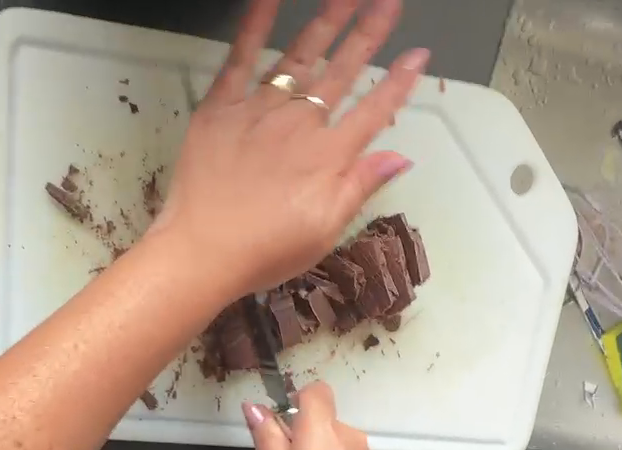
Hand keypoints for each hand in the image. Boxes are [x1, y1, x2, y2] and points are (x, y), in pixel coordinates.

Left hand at [148, 0, 429, 300]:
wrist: (202, 253)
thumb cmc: (266, 252)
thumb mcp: (323, 232)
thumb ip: (359, 187)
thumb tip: (401, 156)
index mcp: (328, 157)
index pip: (373, 112)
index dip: (398, 84)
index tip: (419, 54)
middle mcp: (299, 124)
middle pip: (341, 72)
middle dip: (368, 34)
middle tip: (388, 1)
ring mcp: (259, 112)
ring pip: (299, 56)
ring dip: (326, 21)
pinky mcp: (220, 110)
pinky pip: (239, 58)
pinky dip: (254, 24)